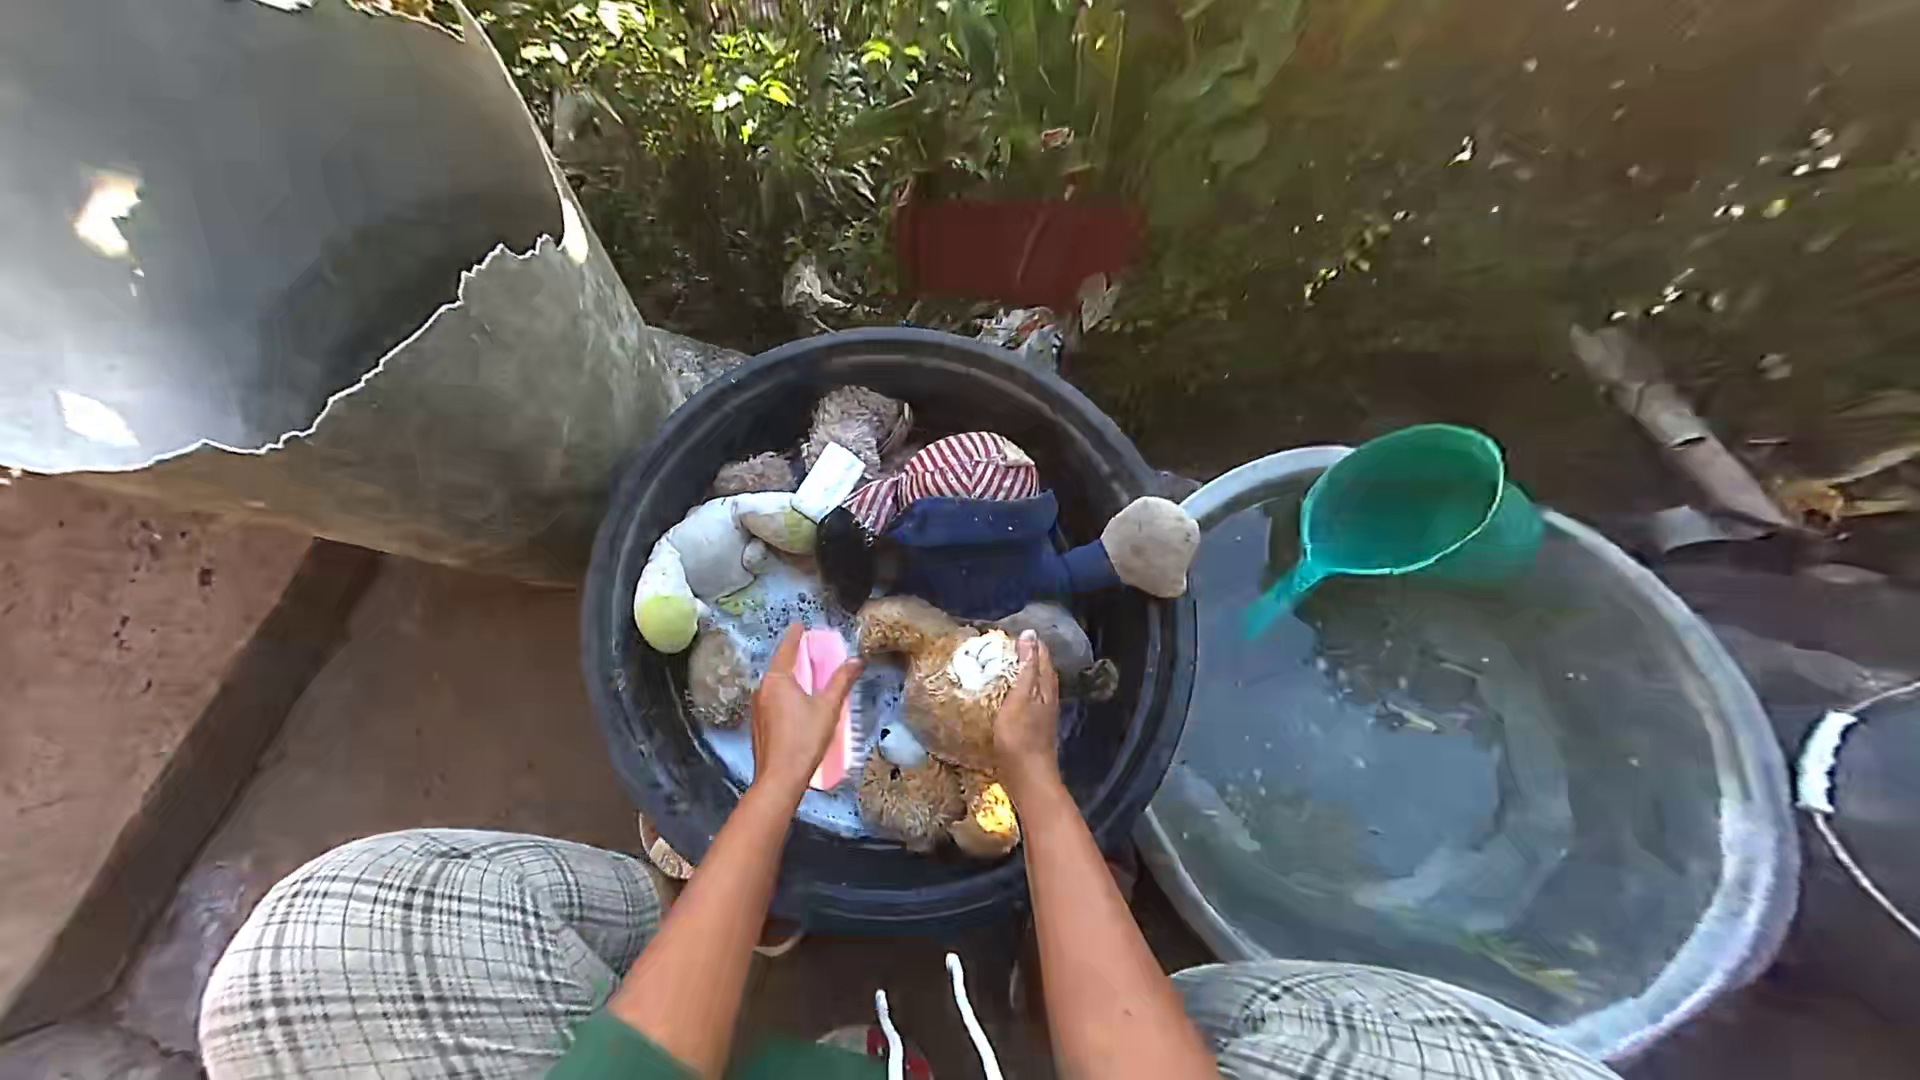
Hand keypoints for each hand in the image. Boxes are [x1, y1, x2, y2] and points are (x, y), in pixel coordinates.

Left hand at [750, 623, 860, 800]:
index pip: (786, 650)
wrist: (780, 779)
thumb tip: (857, 660)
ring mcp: (757, 709)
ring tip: (806, 677)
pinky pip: (772, 700)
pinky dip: (784, 695)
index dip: (794, 636)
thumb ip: (842, 681)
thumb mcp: (828, 706)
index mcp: (776, 680)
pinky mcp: (758, 725)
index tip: (799, 625)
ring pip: (774, 685)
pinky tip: (797, 704)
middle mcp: (761, 690)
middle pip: (779, 667)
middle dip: (793, 658)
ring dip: (789, 678)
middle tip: (809, 651)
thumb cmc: (804, 738)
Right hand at [994, 630, 1060, 797]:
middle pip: (1040, 665)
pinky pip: (1028, 695)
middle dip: (1024, 652)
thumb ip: (1026, 667)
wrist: (1028, 777)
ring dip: (1021, 670)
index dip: (1027, 640)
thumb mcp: (1019, 697)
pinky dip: (1018, 686)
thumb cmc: (1020, 736)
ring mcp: (1043, 710)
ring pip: (1035, 681)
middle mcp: (1048, 694)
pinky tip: (1006, 690)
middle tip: (1000, 645)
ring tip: (1001, 663)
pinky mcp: (1035, 722)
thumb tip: (1030, 634)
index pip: (1040, 652)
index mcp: (1046, 684)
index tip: (1006, 633)